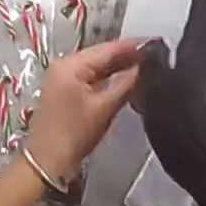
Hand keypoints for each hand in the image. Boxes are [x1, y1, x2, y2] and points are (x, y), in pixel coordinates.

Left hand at [22, 39, 146, 185]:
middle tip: (156, 57)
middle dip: (127, 56)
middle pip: (101, 55)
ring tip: (147, 68)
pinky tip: (126, 81)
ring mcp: (62, 78)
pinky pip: (90, 78)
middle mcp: (64, 65)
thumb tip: (145, 66)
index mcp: (70, 65)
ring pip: (96, 67)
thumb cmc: (75, 133)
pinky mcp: (64, 91)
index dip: (133, 46)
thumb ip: (126, 83)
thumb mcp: (104, 107)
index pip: (107, 48)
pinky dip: (107, 79)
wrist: (47, 161)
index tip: (157, 44)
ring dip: (118, 68)